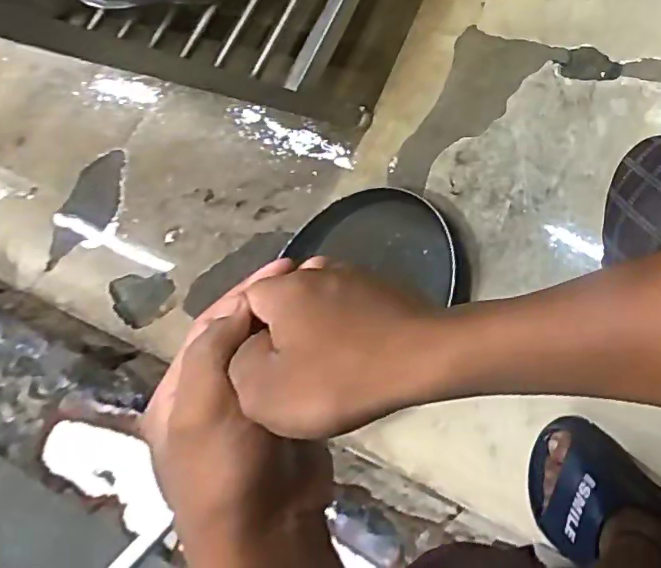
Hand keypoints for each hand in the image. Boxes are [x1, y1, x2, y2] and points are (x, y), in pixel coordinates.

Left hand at [142, 259, 334, 563]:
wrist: (263, 518)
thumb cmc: (226, 463)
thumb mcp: (203, 409)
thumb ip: (211, 354)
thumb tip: (240, 304)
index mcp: (177, 392)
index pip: (208, 325)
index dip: (245, 292)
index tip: (287, 265)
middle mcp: (208, 393)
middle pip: (238, 333)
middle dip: (271, 301)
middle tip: (312, 273)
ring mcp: (246, 403)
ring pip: (267, 347)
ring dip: (291, 319)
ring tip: (325, 294)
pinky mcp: (280, 410)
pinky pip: (290, 365)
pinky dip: (306, 343)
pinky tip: (329, 330)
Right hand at [229, 260, 444, 439]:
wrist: (423, 358)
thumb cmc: (336, 377)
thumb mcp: (260, 389)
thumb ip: (237, 361)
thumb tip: (251, 343)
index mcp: (289, 288)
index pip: (244, 300)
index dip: (238, 333)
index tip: (246, 365)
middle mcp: (326, 271)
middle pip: (286, 295)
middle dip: (278, 326)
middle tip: (279, 366)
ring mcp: (364, 277)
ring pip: (322, 298)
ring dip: (314, 325)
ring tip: (313, 364)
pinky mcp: (392, 291)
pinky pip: (353, 305)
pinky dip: (346, 324)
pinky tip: (349, 352)